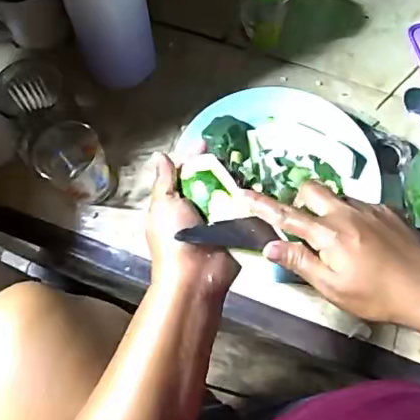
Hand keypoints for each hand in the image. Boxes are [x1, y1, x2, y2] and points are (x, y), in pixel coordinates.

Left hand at [144, 154, 239, 299]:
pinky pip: (245, 207)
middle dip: (220, 165)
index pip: (187, 172)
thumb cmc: (173, 239)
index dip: (195, 156)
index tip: (206, 142)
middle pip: (211, 178)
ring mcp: (219, 216)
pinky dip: (251, 196)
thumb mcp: (163, 205)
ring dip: (237, 178)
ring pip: (230, 190)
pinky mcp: (238, 227)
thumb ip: (165, 180)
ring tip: (249, 161)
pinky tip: (259, 181)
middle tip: (234, 149)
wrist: (195, 276)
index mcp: (177, 200)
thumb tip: (160, 156)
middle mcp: (199, 206)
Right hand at [243, 182, 419, 325]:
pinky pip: (360, 205)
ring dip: (329, 211)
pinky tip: (367, 242)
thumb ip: (300, 261)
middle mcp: (345, 212)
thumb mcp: (332, 287)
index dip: (262, 204)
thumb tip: (270, 245)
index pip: (286, 215)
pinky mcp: (387, 210)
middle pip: (311, 190)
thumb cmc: (375, 295)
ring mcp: (368, 207)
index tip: (243, 193)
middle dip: (300, 200)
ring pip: (337, 197)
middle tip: (306, 227)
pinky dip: (354, 217)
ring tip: (343, 242)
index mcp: (327, 233)